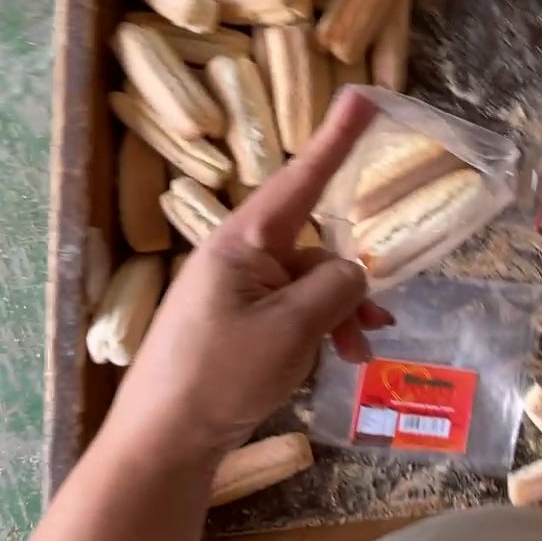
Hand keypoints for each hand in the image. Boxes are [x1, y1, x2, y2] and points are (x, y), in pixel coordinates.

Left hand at [102, 92, 393, 466]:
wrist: (163, 443)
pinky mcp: (239, 320)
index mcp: (245, 242)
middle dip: (351, 284)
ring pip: (311, 284)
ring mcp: (238, 289)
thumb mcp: (293, 330)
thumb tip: (354, 270)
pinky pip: (294, 309)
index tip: (363, 97)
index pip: (302, 179)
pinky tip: (339, 359)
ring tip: (359, 353)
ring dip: (340, 314)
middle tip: (378, 325)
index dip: (337, 138)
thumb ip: (335, 288)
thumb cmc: (221, 377)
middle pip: (317, 248)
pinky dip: (321, 329)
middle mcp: (241, 256)